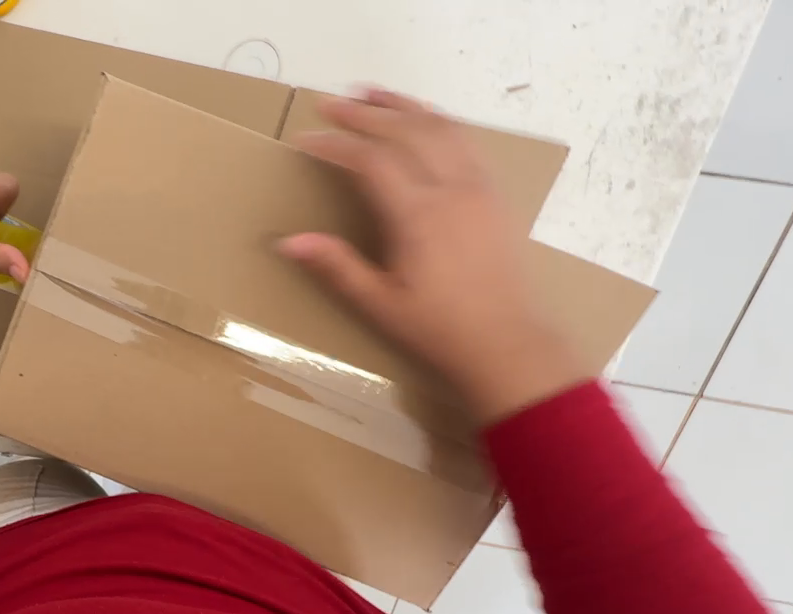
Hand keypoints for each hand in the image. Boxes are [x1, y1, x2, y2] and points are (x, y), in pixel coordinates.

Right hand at [276, 89, 590, 424]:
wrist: (504, 340)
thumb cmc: (434, 328)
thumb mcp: (376, 303)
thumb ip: (335, 266)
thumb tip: (288, 241)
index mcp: (419, 216)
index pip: (372, 161)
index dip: (336, 144)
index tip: (305, 138)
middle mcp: (452, 189)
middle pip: (406, 131)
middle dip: (365, 113)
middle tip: (329, 103)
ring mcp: (478, 187)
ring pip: (441, 126)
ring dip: (402, 106)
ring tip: (371, 94)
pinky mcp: (493, 193)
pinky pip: (464, 140)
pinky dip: (435, 121)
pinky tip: (418, 121)